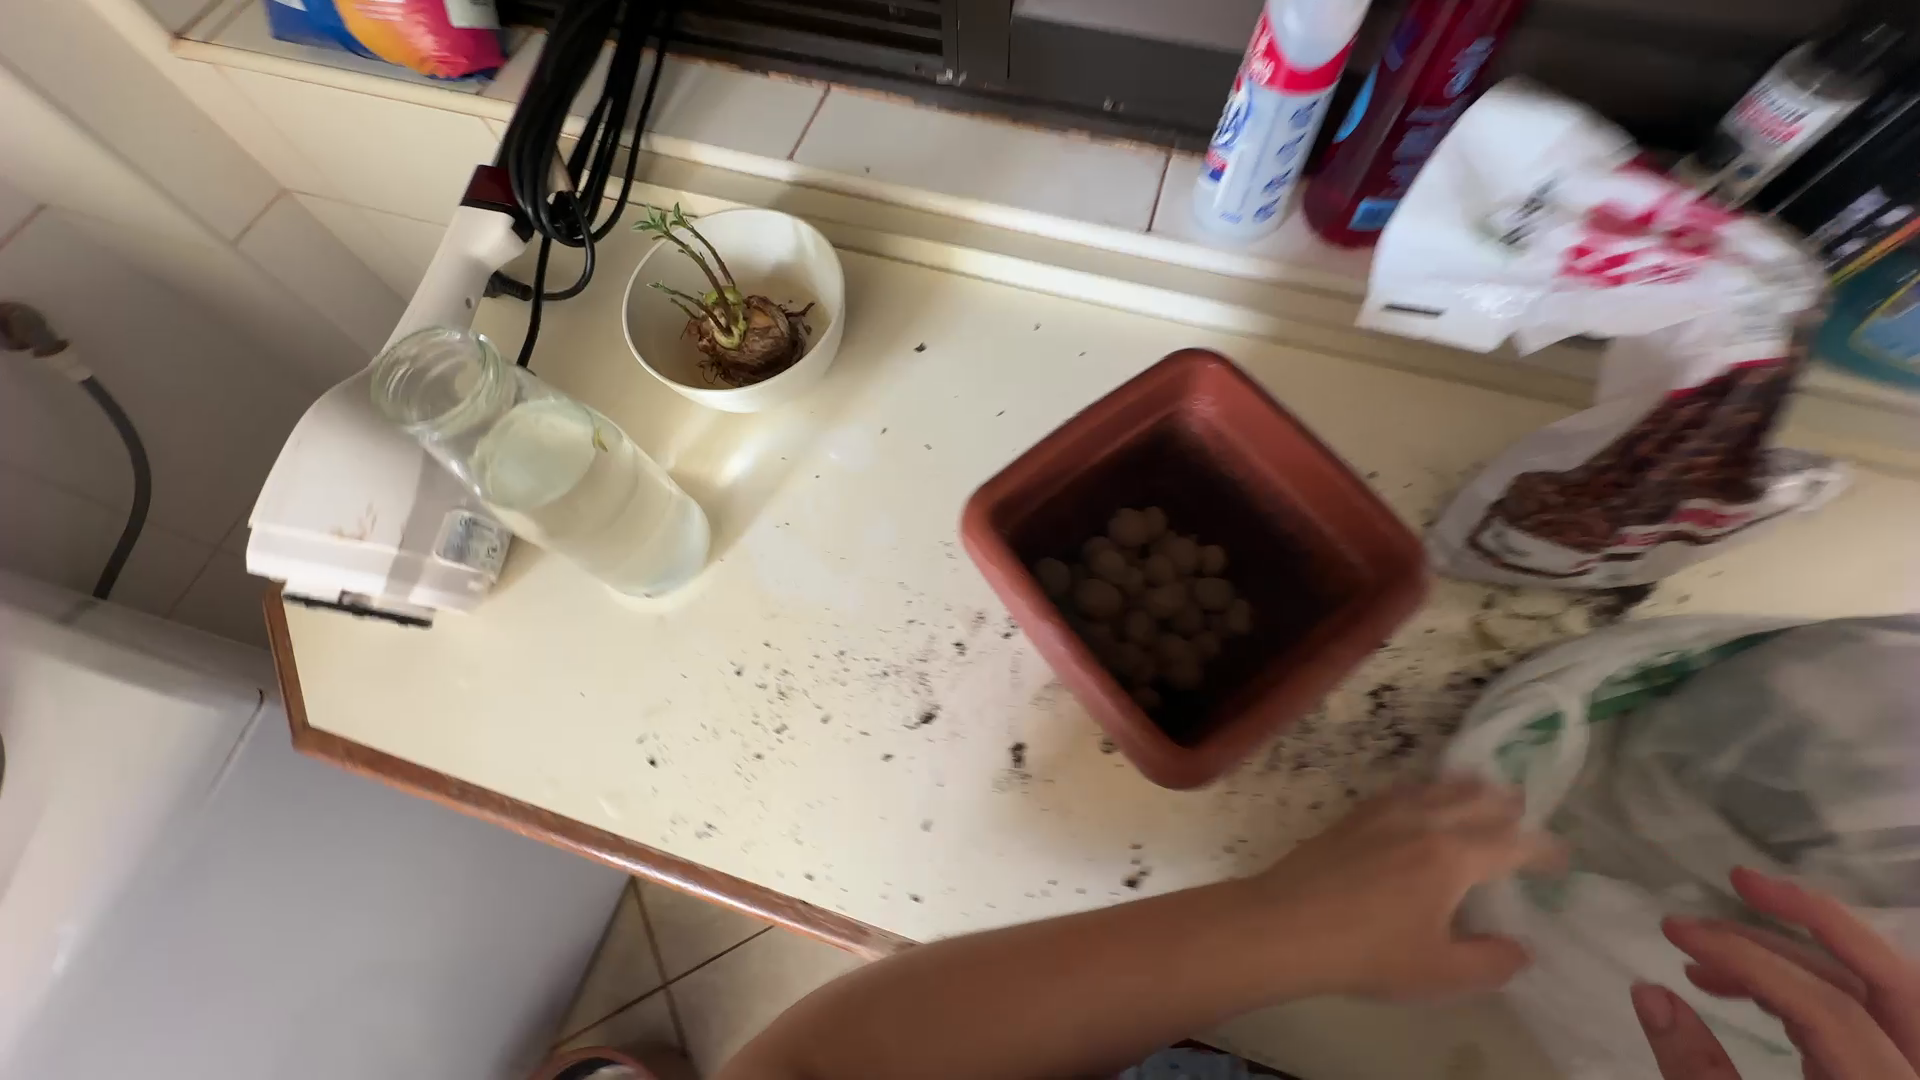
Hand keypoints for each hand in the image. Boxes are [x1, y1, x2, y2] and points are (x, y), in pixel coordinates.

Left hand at [1248, 777, 1559, 1000]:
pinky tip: (1414, 795)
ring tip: (1478, 783)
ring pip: (1429, 790)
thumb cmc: (1369, 952)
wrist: (1287, 924)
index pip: (1508, 845)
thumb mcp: (1443, 972)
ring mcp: (1378, 816)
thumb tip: (1520, 947)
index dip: (1539, 849)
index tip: (1561, 855)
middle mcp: (1418, 824)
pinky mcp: (1347, 819)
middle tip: (1524, 801)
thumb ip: (1491, 960)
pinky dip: (1417, 788)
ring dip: (1459, 787)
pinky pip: (1393, 793)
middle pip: (1468, 803)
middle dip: (1501, 803)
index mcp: (1450, 857)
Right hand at [1631, 867, 1919, 1079]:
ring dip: (1791, 952)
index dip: (1749, 960)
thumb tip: (1648, 991)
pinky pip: (1867, 1015)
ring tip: (1705, 950)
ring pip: (1881, 991)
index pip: (1831, 1009)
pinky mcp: (1898, 1078)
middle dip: (1814, 919)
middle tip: (1737, 878)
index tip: (1670, 930)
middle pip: (1895, 980)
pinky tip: (1738, 985)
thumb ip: (1698, 1071)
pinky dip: (1801, 985)